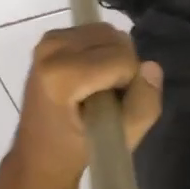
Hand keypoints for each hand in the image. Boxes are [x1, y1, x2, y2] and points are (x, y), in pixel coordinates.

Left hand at [14, 23, 163, 185]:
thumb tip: (151, 66)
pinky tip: (90, 76)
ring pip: (109, 34)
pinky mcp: (52, 37)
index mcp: (62, 75)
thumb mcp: (121, 140)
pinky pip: (96, 33)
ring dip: (115, 58)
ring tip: (99, 88)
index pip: (123, 60)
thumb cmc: (78, 150)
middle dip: (124, 67)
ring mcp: (50, 40)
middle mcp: (52, 48)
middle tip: (107, 99)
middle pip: (117, 40)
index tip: (111, 110)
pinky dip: (103, 52)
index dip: (130, 85)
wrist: (38, 155)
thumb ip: (144, 105)